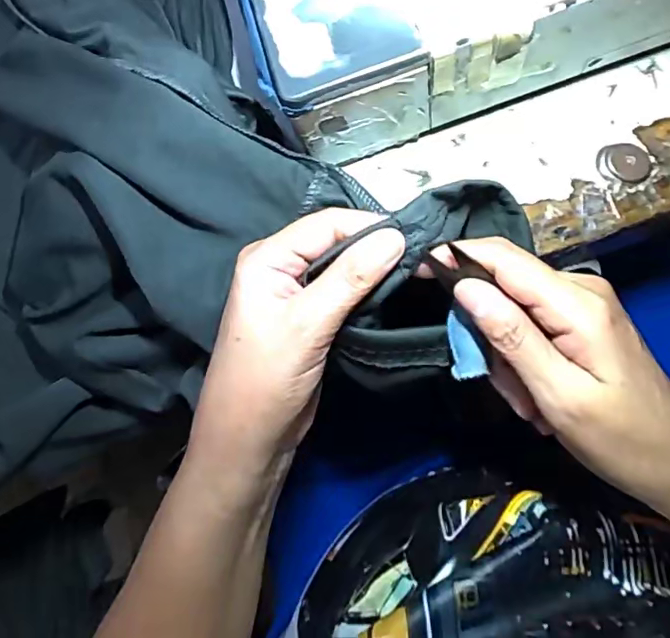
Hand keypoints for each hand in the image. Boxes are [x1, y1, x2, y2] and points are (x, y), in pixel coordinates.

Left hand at [189, 210, 403, 477]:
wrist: (247, 445)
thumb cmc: (266, 382)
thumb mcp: (308, 326)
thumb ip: (350, 277)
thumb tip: (395, 236)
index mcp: (267, 257)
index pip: (327, 224)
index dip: (370, 226)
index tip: (415, 236)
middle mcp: (279, 264)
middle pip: (336, 238)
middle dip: (376, 243)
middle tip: (422, 253)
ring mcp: (294, 288)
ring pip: (343, 261)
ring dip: (375, 263)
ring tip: (416, 266)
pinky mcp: (309, 311)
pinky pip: (343, 285)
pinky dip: (368, 284)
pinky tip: (394, 286)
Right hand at [450, 238, 669, 510]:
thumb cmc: (624, 438)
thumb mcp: (560, 396)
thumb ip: (512, 337)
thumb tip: (464, 285)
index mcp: (576, 302)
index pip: (503, 258)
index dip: (457, 256)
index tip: (419, 270)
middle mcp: (579, 288)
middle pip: (505, 284)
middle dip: (489, 334)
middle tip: (510, 391)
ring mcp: (583, 301)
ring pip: (514, 309)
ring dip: (509, 356)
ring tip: (532, 405)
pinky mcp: (582, 318)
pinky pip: (533, 323)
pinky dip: (525, 358)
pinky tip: (541, 396)